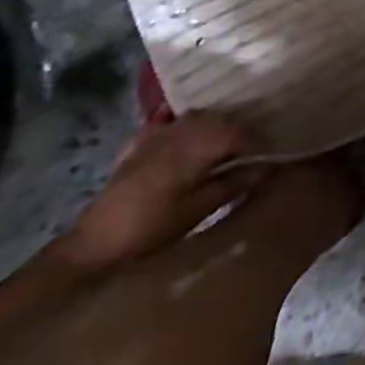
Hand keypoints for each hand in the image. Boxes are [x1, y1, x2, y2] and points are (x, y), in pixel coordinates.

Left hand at [49, 112, 269, 272]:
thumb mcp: (198, 210)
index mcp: (193, 147)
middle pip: (217, 119)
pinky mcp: (137, 146)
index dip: (256, 143)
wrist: (95, 246)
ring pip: (195, 118)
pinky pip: (167, 123)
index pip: (235, 133)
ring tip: (225, 147)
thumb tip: (266, 169)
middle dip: (238, 132)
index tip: (270, 157)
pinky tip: (187, 136)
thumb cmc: (152, 231)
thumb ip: (233, 185)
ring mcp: (154, 136)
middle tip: (252, 152)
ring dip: (214, 127)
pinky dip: (183, 126)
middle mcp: (176, 132)